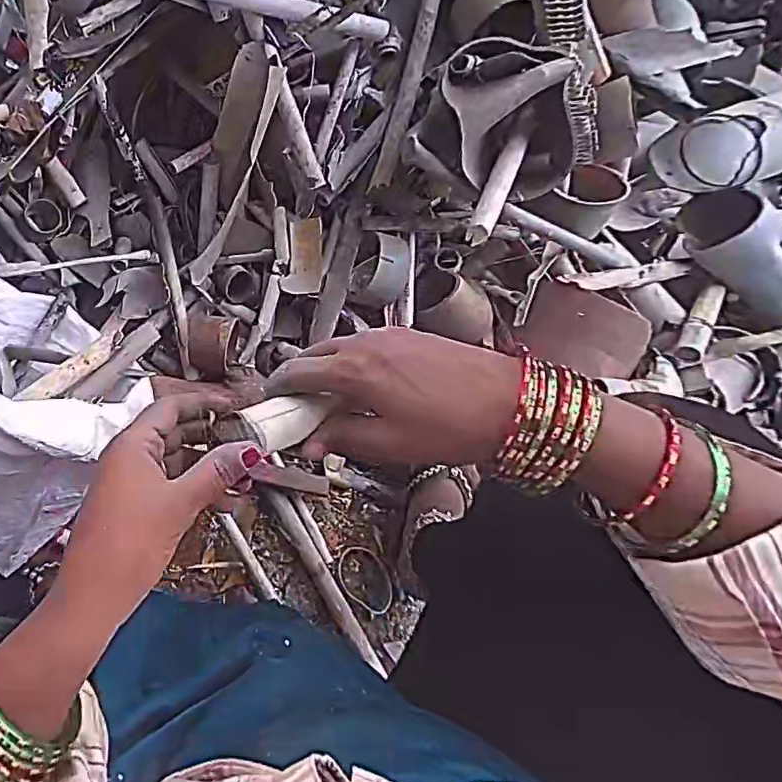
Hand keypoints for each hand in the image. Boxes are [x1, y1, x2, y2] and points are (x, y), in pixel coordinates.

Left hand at [56, 391, 258, 622]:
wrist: (93, 598)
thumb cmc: (123, 548)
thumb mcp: (179, 503)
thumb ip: (215, 472)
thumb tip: (245, 451)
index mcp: (131, 445)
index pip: (171, 406)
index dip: (204, 402)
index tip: (232, 405)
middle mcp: (128, 457)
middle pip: (175, 431)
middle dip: (212, 437)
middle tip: (243, 441)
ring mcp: (130, 481)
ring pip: (176, 460)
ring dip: (207, 465)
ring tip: (239, 474)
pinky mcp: (135, 504)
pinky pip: (171, 482)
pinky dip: (196, 485)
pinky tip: (220, 498)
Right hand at [263, 329, 521, 467]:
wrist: (508, 402)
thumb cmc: (459, 421)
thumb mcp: (389, 445)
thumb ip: (342, 438)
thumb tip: (316, 442)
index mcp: (356, 370)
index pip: (296, 373)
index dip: (277, 391)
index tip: (273, 406)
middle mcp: (368, 344)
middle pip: (312, 356)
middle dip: (298, 380)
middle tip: (297, 409)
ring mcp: (389, 336)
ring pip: (338, 348)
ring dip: (324, 370)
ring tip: (332, 403)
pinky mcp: (407, 336)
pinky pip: (363, 345)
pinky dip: (350, 363)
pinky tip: (363, 388)